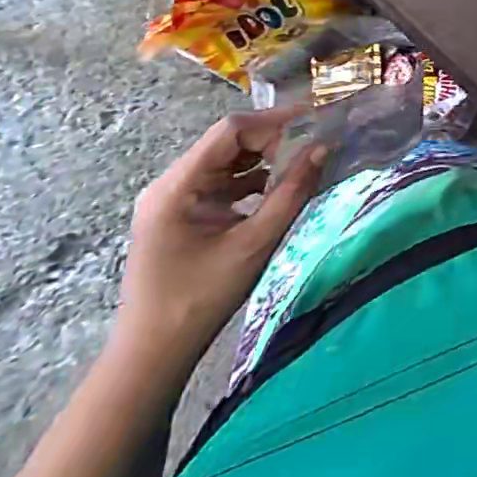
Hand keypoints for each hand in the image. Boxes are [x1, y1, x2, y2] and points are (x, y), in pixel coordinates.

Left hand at [115, 111, 325, 372]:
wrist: (153, 354)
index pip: (230, 130)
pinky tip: (280, 188)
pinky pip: (223, 182)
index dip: (274, 122)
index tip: (313, 124)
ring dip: (265, 159)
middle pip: (228, 141)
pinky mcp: (183, 213)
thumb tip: (323, 149)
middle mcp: (171, 183)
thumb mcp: (254, 244)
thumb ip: (291, 193)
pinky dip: (253, 180)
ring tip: (304, 162)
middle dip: (274, 139)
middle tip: (314, 144)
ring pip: (227, 160)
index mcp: (177, 185)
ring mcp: (174, 198)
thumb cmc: (201, 299)